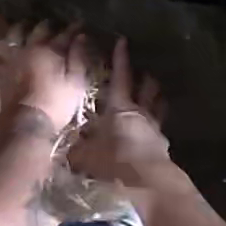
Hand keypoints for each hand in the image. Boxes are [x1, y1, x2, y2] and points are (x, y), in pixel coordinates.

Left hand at [0, 21, 90, 130]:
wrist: (26, 122)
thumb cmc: (56, 104)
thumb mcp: (76, 83)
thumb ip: (78, 58)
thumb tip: (81, 37)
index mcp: (51, 50)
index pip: (65, 35)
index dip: (74, 29)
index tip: (80, 24)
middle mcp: (31, 48)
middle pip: (40, 30)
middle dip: (48, 25)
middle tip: (52, 24)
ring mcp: (13, 59)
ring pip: (14, 36)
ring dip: (19, 28)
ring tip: (22, 25)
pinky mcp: (1, 72)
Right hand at [69, 37, 178, 202]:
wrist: (146, 184)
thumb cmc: (112, 162)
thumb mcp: (83, 156)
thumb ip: (74, 149)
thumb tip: (61, 146)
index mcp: (119, 108)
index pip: (120, 77)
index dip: (121, 60)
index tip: (123, 42)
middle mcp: (140, 114)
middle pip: (146, 89)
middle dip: (145, 78)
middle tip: (147, 70)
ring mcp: (155, 131)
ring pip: (158, 108)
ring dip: (157, 99)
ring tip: (158, 94)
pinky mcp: (163, 149)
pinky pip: (160, 131)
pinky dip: (158, 128)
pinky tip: (156, 134)